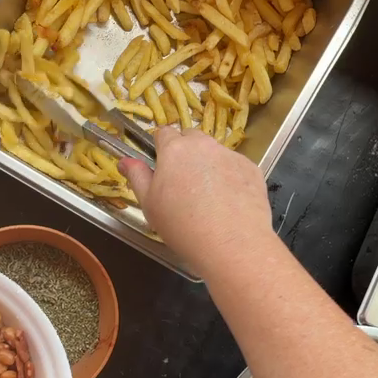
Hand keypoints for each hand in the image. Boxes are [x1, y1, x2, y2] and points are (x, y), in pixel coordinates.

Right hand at [121, 126, 272, 270]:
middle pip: (191, 138)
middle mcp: (204, 145)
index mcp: (174, 150)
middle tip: (184, 183)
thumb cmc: (182, 226)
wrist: (231, 244)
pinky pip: (235, 167)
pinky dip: (230, 178)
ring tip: (209, 196)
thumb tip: (125, 160)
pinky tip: (229, 202)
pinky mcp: (252, 168)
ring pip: (214, 152)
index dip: (161, 148)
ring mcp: (230, 155)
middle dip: (186, 153)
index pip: (164, 133)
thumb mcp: (149, 205)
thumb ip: (137, 177)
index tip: (162, 168)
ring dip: (208, 165)